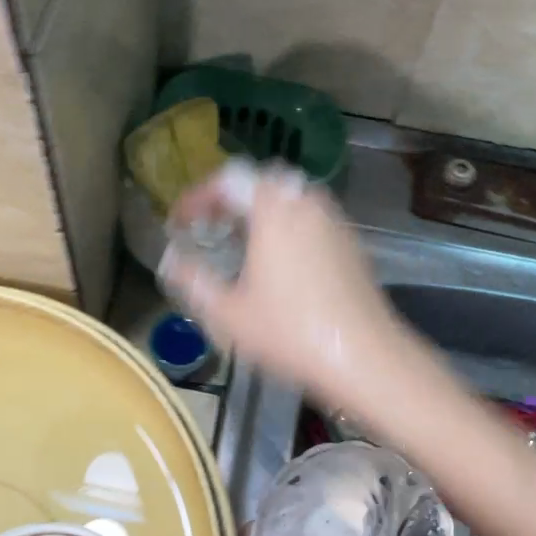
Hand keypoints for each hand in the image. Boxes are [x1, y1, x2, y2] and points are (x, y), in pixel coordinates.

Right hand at [160, 161, 406, 406]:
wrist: (365, 356)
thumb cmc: (290, 333)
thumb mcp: (228, 314)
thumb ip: (193, 280)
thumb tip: (170, 259)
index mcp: (272, 209)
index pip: (227, 179)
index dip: (196, 197)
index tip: (179, 223)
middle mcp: (305, 202)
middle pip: (260, 181)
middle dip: (230, 199)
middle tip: (208, 226)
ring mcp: (333, 219)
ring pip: (289, 197)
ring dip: (260, 211)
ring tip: (239, 243)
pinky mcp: (350, 240)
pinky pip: (310, 217)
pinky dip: (286, 225)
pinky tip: (277, 261)